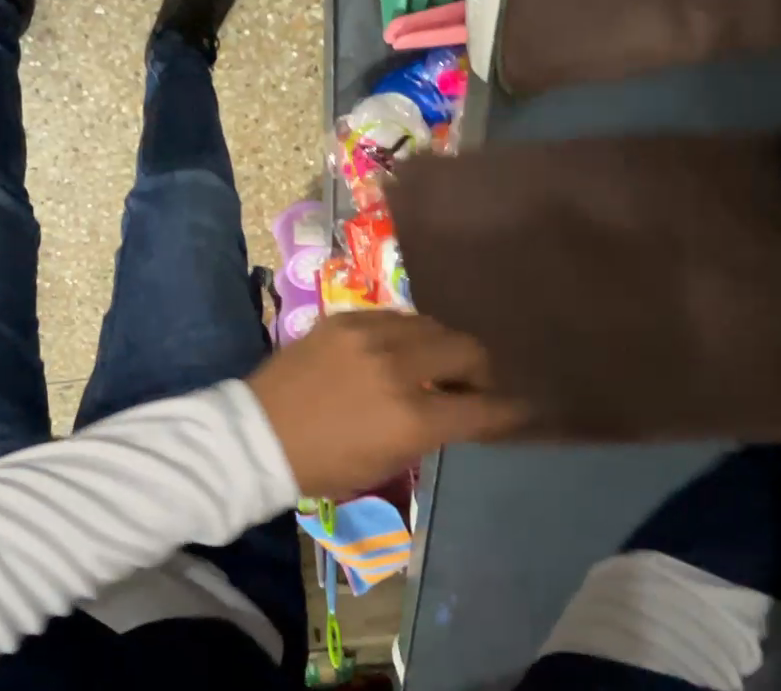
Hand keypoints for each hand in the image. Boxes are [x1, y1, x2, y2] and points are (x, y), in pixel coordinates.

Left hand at [247, 310, 526, 497]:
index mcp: (411, 418)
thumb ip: (429, 430)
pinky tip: (398, 349)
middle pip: (466, 349)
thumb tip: (456, 407)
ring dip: (443, 345)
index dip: (508, 410)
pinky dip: (407, 333)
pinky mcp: (344, 319)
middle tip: (471, 383)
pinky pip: (394, 316)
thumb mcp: (387, 460)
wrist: (260, 434)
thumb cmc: (324, 464)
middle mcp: (396, 368)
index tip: (520, 408)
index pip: (482, 407)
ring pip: (432, 324)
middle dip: (480, 368)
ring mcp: (368, 336)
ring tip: (434, 362)